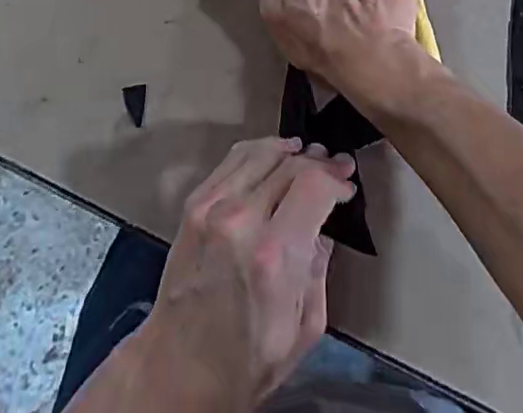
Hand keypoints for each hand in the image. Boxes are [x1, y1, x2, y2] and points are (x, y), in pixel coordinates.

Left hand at [118, 138, 356, 410]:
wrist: (175, 371)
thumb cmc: (246, 360)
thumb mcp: (305, 326)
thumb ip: (321, 268)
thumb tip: (325, 227)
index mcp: (274, 256)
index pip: (315, 185)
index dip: (337, 179)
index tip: (347, 187)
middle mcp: (241, 222)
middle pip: (292, 164)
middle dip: (321, 163)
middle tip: (336, 168)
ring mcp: (212, 209)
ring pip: (263, 153)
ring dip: (292, 151)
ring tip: (308, 156)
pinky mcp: (194, 206)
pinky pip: (234, 159)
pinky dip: (260, 150)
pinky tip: (275, 155)